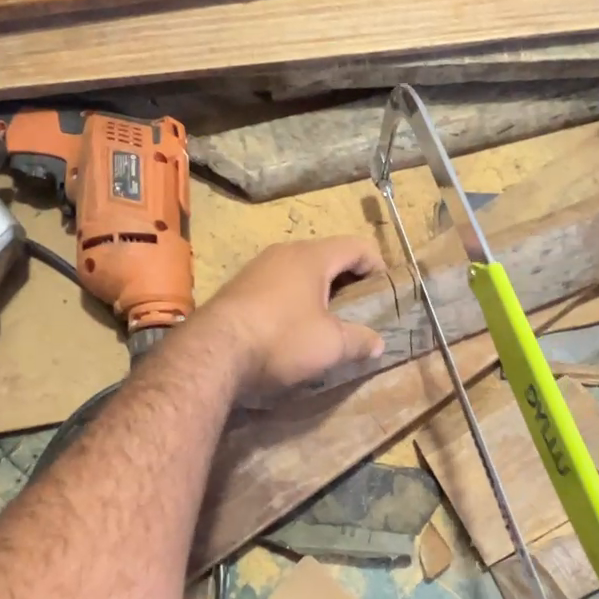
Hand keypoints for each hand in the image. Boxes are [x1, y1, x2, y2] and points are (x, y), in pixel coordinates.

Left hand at [190, 236, 386, 401]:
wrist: (213, 352)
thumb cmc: (282, 338)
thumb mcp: (330, 345)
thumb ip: (359, 341)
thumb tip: (379, 344)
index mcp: (312, 256)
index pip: (356, 246)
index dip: (377, 265)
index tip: (385, 291)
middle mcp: (283, 253)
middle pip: (326, 257)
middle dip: (346, 280)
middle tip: (359, 309)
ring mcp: (256, 269)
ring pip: (297, 273)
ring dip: (317, 292)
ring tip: (326, 322)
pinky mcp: (237, 290)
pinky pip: (275, 287)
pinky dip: (292, 301)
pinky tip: (291, 329)